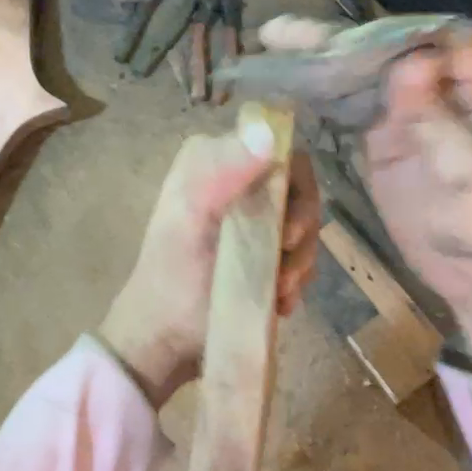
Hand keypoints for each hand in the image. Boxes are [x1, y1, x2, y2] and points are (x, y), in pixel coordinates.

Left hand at [99, 131, 319, 406]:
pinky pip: (301, 251)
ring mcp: (252, 214)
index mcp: (213, 157)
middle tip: (284, 268)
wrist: (166, 339)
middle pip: (299, 187)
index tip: (287, 229)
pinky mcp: (263, 247)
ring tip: (278, 290)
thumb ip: (222, 170)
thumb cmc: (172, 276)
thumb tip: (268, 132)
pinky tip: (278, 299)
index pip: (280, 147)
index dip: (295, 185)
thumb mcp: (190, 216)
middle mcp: (235, 177)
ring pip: (304, 221)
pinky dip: (296, 276)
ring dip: (299, 260)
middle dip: (301, 231)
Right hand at [258, 16, 471, 373]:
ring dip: (324, 60)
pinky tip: (288, 79)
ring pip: (367, 75)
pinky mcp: (387, 139)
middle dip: (342, 40)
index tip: (344, 40)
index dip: (392, 36)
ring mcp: (415, 113)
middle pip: (393, 52)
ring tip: (273, 42)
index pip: (439, 41)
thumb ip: (437, 117)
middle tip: (282, 30)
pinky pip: (354, 108)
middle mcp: (449, 88)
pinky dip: (324, 94)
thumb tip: (409, 61)